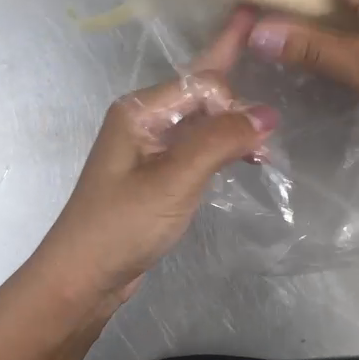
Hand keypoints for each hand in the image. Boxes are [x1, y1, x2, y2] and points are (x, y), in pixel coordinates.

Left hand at [30, 9, 277, 309]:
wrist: (84, 277)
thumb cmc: (122, 226)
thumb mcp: (175, 181)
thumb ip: (219, 142)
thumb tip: (268, 114)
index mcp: (139, 111)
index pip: (200, 83)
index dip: (233, 99)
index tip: (260, 134)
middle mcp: (143, 121)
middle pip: (200, 96)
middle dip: (237, 102)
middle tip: (274, 127)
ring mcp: (149, 150)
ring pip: (201, 124)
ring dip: (233, 128)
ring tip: (269, 143)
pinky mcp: (157, 177)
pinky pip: (197, 149)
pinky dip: (222, 151)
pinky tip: (246, 159)